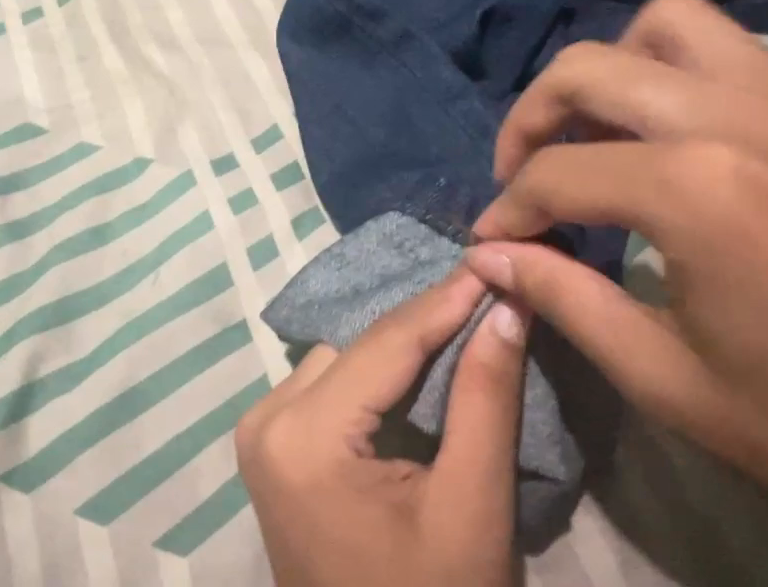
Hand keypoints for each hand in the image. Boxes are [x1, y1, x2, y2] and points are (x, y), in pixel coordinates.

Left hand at [236, 270, 528, 586]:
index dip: (447, 299)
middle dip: (426, 320)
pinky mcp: (272, 448)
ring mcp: (261, 433)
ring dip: (403, 344)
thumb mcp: (470, 507)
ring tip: (465, 319)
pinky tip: (423, 364)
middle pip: (360, 347)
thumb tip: (506, 305)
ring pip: (344, 359)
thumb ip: (486, 398)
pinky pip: (330, 385)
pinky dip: (378, 373)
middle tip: (487, 288)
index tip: (493, 260)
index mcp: (303, 436)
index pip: (386, 343)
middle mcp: (266, 419)